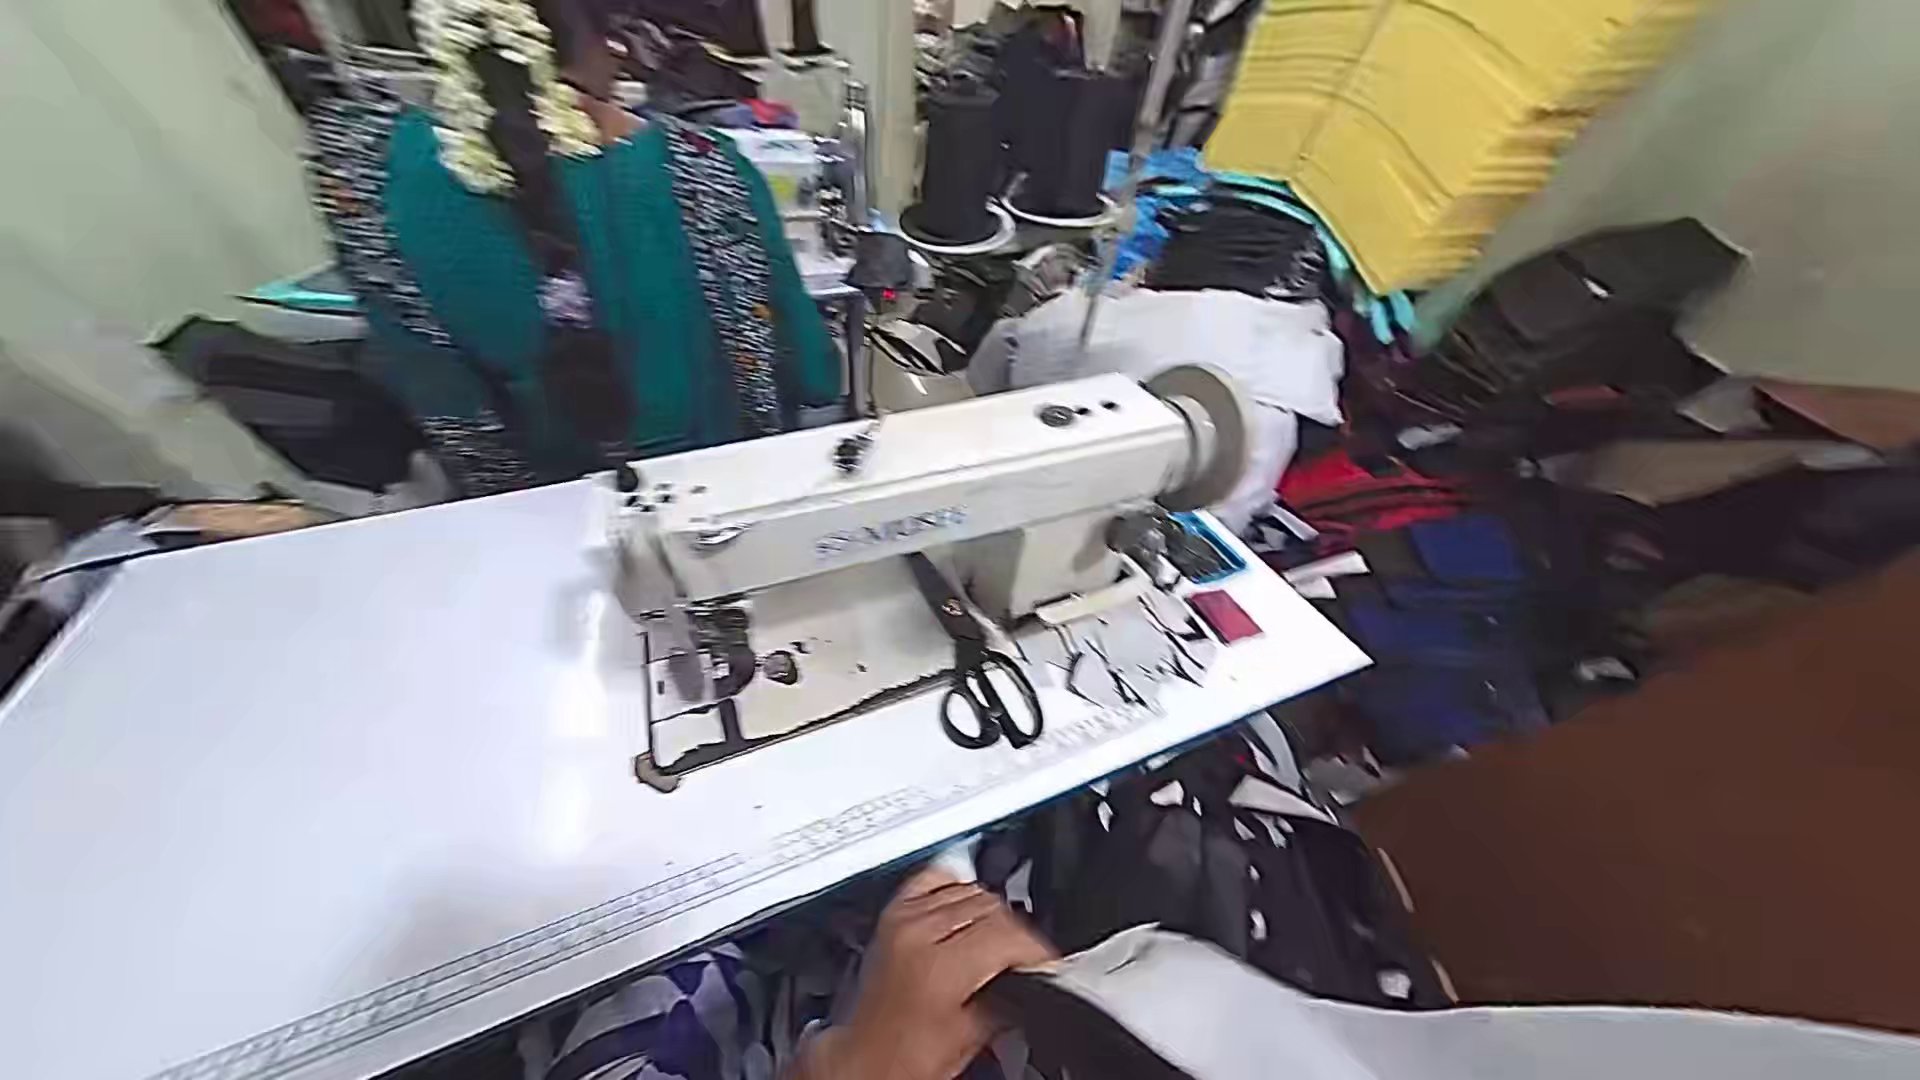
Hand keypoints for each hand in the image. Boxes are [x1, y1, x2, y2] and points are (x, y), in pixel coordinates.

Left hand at [794, 868, 1055, 1079]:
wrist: (863, 1058)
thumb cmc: (903, 1059)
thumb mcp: (968, 1038)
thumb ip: (1006, 999)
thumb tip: (1032, 974)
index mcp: (940, 967)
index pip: (1006, 933)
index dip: (1035, 948)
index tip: (1047, 960)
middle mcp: (920, 931)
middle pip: (991, 907)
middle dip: (1016, 932)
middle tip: (1025, 956)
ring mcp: (905, 917)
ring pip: (968, 890)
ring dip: (990, 911)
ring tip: (998, 939)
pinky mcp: (895, 910)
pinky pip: (936, 879)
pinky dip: (957, 887)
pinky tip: (965, 905)